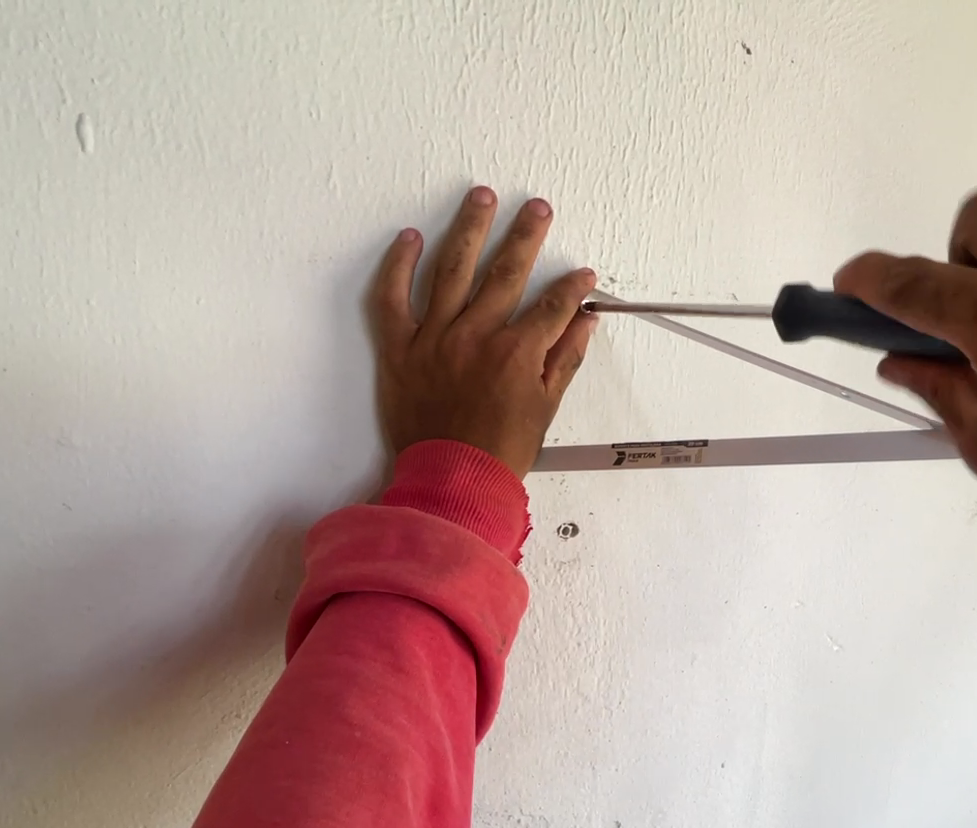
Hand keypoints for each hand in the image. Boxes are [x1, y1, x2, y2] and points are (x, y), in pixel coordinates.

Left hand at [369, 186, 596, 477]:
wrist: (452, 480)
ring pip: (452, 270)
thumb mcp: (545, 408)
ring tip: (482, 197)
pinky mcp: (400, 348)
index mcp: (516, 353)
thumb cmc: (499, 452)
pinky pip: (393, 298)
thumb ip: (565, 359)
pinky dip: (399, 266)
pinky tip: (411, 238)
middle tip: (538, 208)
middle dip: (526, 236)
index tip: (583, 276)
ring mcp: (434, 338)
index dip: (572, 287)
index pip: (553, 305)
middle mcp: (476, 336)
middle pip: (506, 272)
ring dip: (470, 229)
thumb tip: (584, 324)